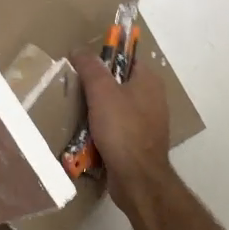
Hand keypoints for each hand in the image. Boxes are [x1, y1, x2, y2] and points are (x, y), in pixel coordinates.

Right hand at [69, 50, 172, 213]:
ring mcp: (148, 123)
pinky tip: (87, 133)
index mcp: (149, 81)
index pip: (125, 58)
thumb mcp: (101, 91)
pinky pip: (118, 128)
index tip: (83, 66)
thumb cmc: (122, 129)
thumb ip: (90, 67)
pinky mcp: (140, 143)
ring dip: (97, 109)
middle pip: (119, 83)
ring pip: (116, 106)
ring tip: (77, 110)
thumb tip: (78, 49)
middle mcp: (153, 98)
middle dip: (97, 86)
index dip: (104, 59)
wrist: (137, 180)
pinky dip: (103, 129)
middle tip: (76, 87)